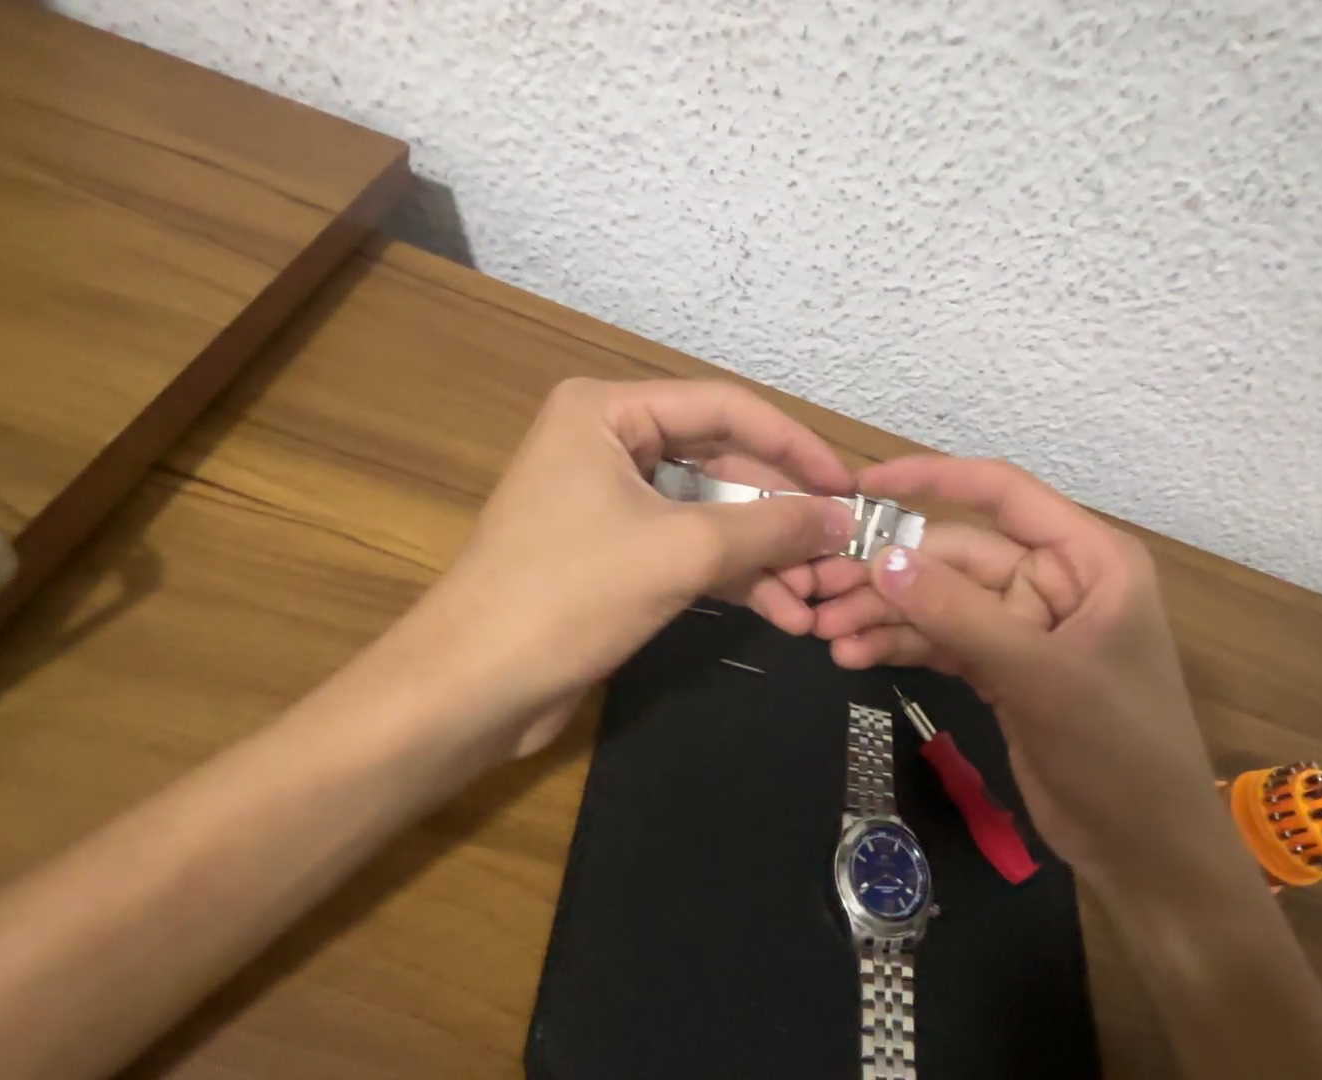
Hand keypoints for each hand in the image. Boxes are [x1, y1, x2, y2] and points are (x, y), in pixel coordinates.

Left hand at [373, 378, 855, 762]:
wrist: (472, 688)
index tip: (849, 488)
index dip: (795, 446)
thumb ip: (769, 526)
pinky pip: (688, 550)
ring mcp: (610, 501)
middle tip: (837, 554)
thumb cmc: (568, 595)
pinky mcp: (614, 554)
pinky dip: (733, 579)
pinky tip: (782, 613)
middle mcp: (607, 443)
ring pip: (710, 514)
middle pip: (722, 464)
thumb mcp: (680, 550)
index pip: (726, 408)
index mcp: (608, 411)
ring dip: (764, 557)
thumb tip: (841, 517)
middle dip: (781, 515)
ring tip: (816, 600)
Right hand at [810, 456, 1223, 888]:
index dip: (931, 480)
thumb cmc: (1117, 749)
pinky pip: (940, 640)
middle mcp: (1052, 580)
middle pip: (955, 557)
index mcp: (1087, 558)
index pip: (1002, 494)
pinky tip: (854, 655)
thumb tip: (882, 560)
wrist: (1142, 848)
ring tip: (825, 633)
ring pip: (939, 601)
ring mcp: (1022, 625)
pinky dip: (899, 646)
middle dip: (889, 577)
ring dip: (884, 615)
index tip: (863, 485)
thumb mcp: (1038, 674)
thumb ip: (959, 614)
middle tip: (821, 591)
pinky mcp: (998, 666)